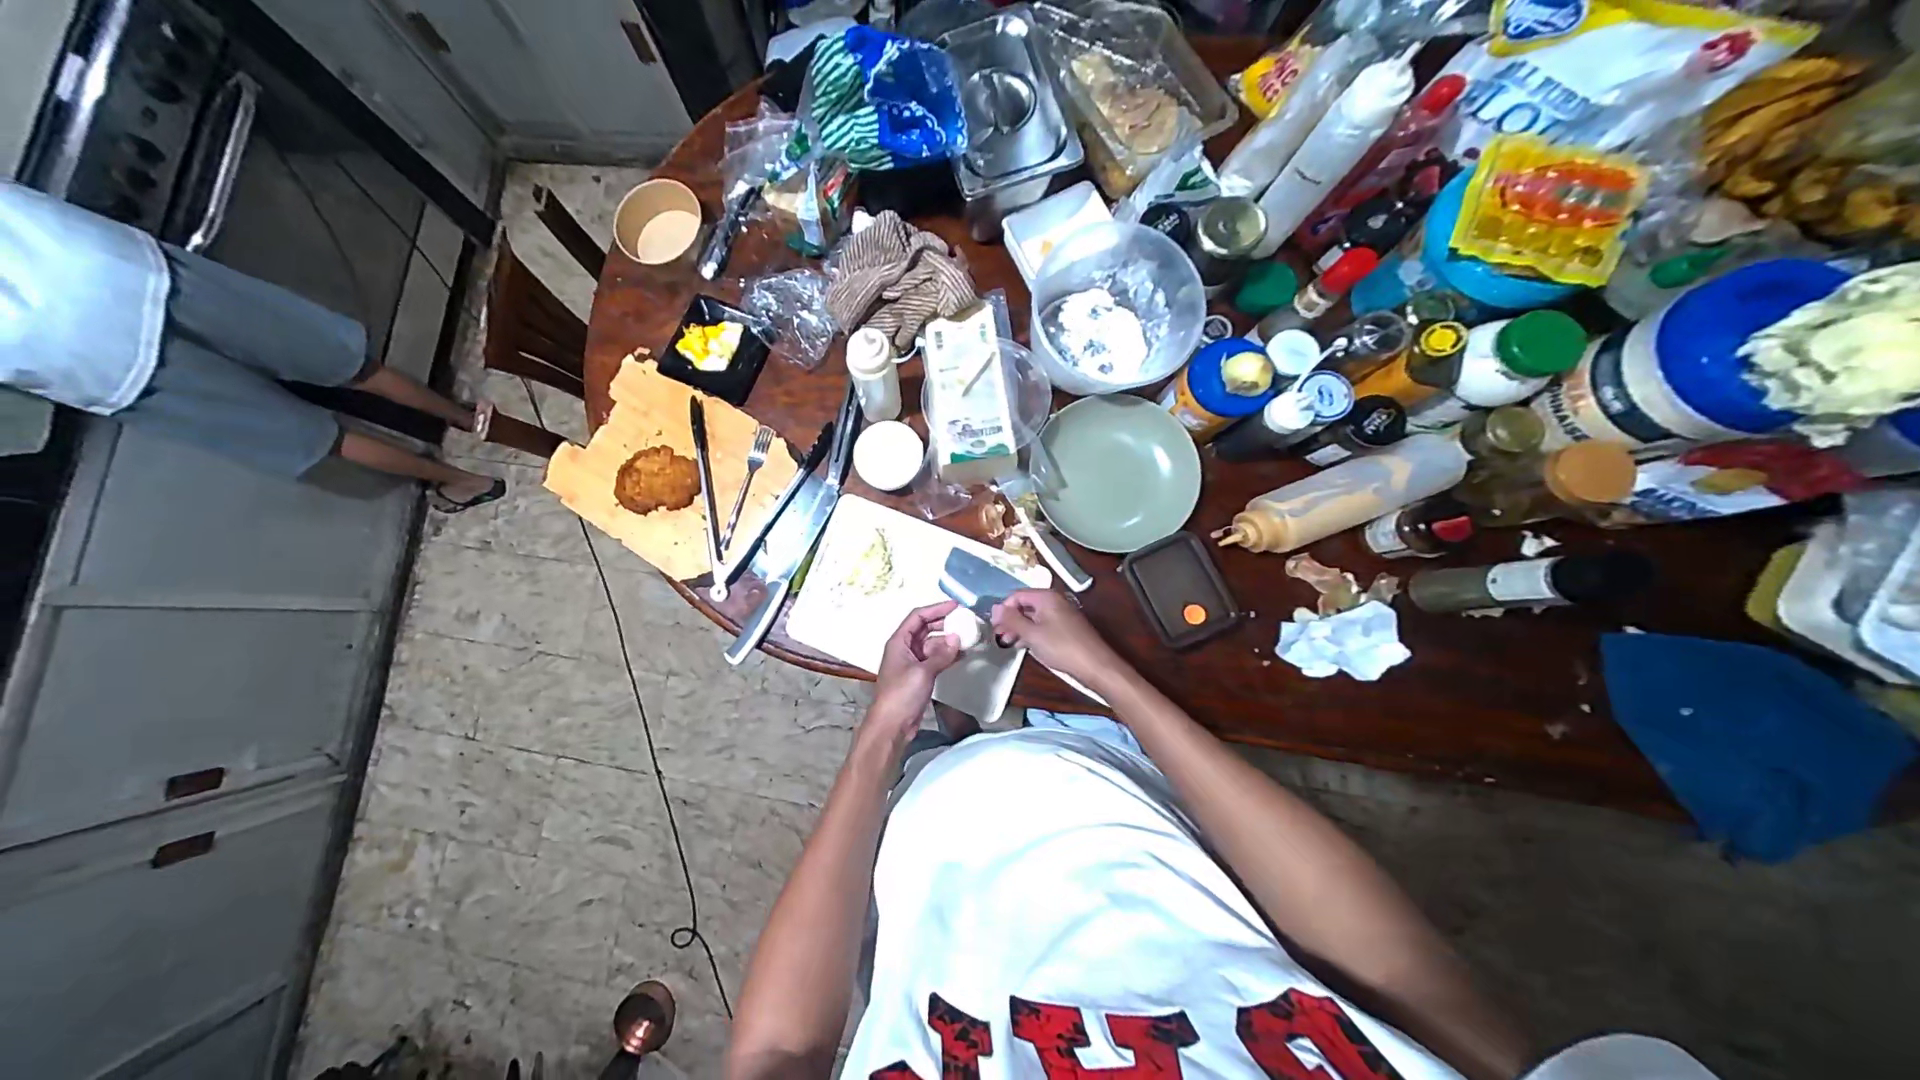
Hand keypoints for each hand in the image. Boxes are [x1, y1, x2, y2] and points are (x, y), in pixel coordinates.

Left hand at [862, 601, 962, 758]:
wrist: (891, 725)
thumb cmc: (901, 695)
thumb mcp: (923, 672)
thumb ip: (941, 654)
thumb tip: (957, 638)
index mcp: (899, 642)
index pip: (917, 616)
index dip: (936, 608)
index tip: (955, 606)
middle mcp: (904, 649)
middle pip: (924, 628)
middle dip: (943, 623)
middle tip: (964, 621)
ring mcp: (911, 663)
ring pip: (930, 644)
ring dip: (947, 641)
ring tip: (967, 638)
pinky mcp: (917, 676)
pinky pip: (933, 659)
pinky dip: (946, 655)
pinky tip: (961, 656)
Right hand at [992, 589, 1128, 690]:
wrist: (1095, 665)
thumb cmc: (1062, 647)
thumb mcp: (1032, 634)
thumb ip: (1011, 620)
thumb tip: (994, 608)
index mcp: (1046, 597)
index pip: (1017, 595)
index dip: (1003, 609)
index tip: (994, 626)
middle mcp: (1054, 601)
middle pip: (1025, 605)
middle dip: (1010, 619)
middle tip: (999, 636)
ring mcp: (1061, 614)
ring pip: (1033, 616)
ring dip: (1020, 628)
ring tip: (1009, 642)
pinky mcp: (1066, 627)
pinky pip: (1043, 625)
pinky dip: (1032, 633)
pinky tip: (1024, 645)